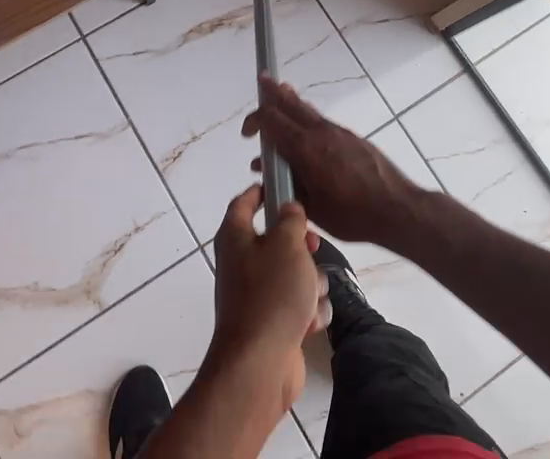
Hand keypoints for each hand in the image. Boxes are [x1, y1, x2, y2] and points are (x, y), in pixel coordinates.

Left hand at [208, 184, 326, 410]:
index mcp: (235, 237)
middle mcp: (241, 262)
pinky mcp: (271, 322)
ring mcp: (255, 294)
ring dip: (310, 284)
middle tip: (314, 248)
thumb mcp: (287, 245)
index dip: (262, 192)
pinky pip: (297, 305)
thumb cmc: (272, 294)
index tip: (283, 187)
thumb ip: (291, 220)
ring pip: (293, 274)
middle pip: (276, 241)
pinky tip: (310, 323)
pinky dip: (307, 312)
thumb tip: (288, 209)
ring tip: (311, 297)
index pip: (244, 202)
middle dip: (301, 247)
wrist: (260, 362)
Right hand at [243, 76, 428, 250]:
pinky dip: (308, 117)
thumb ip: (288, 185)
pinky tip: (307, 128)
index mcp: (306, 148)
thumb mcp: (312, 208)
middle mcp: (321, 132)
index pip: (271, 120)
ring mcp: (339, 133)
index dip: (254, 120)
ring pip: (309, 110)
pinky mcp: (352, 138)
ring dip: (292, 102)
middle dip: (273, 91)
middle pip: (291, 103)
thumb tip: (268, 173)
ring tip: (282, 91)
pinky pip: (323, 121)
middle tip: (262, 79)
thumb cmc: (353, 215)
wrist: (399, 209)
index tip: (247, 133)